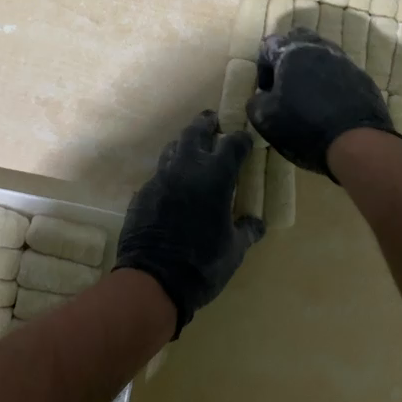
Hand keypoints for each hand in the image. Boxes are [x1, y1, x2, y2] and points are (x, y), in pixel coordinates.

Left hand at [114, 110, 264, 336]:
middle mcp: (188, 167)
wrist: (153, 279)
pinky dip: (170, 173)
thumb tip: (257, 224)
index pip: (233, 144)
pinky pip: (160, 173)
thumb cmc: (203, 264)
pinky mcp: (144, 191)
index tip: (246, 140)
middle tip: (214, 123)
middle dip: (207, 124)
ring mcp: (162, 177)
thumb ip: (247, 231)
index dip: (242, 139)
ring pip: (174, 147)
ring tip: (193, 150)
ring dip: (185, 144)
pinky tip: (174, 185)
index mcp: (216, 176)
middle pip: (196, 131)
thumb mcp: (235, 251)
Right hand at [248, 28, 399, 180]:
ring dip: (312, 66)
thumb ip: (256, 102)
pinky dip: (332, 80)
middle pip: (298, 37)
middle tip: (287, 82)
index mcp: (290, 54)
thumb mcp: (265, 120)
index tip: (267, 91)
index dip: (263, 66)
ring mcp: (343, 61)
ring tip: (310, 92)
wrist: (356, 143)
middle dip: (289, 55)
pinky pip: (341, 69)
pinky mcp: (362, 76)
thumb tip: (262, 96)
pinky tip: (332, 103)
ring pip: (322, 51)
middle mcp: (317, 49)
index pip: (269, 44)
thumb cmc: (304, 127)